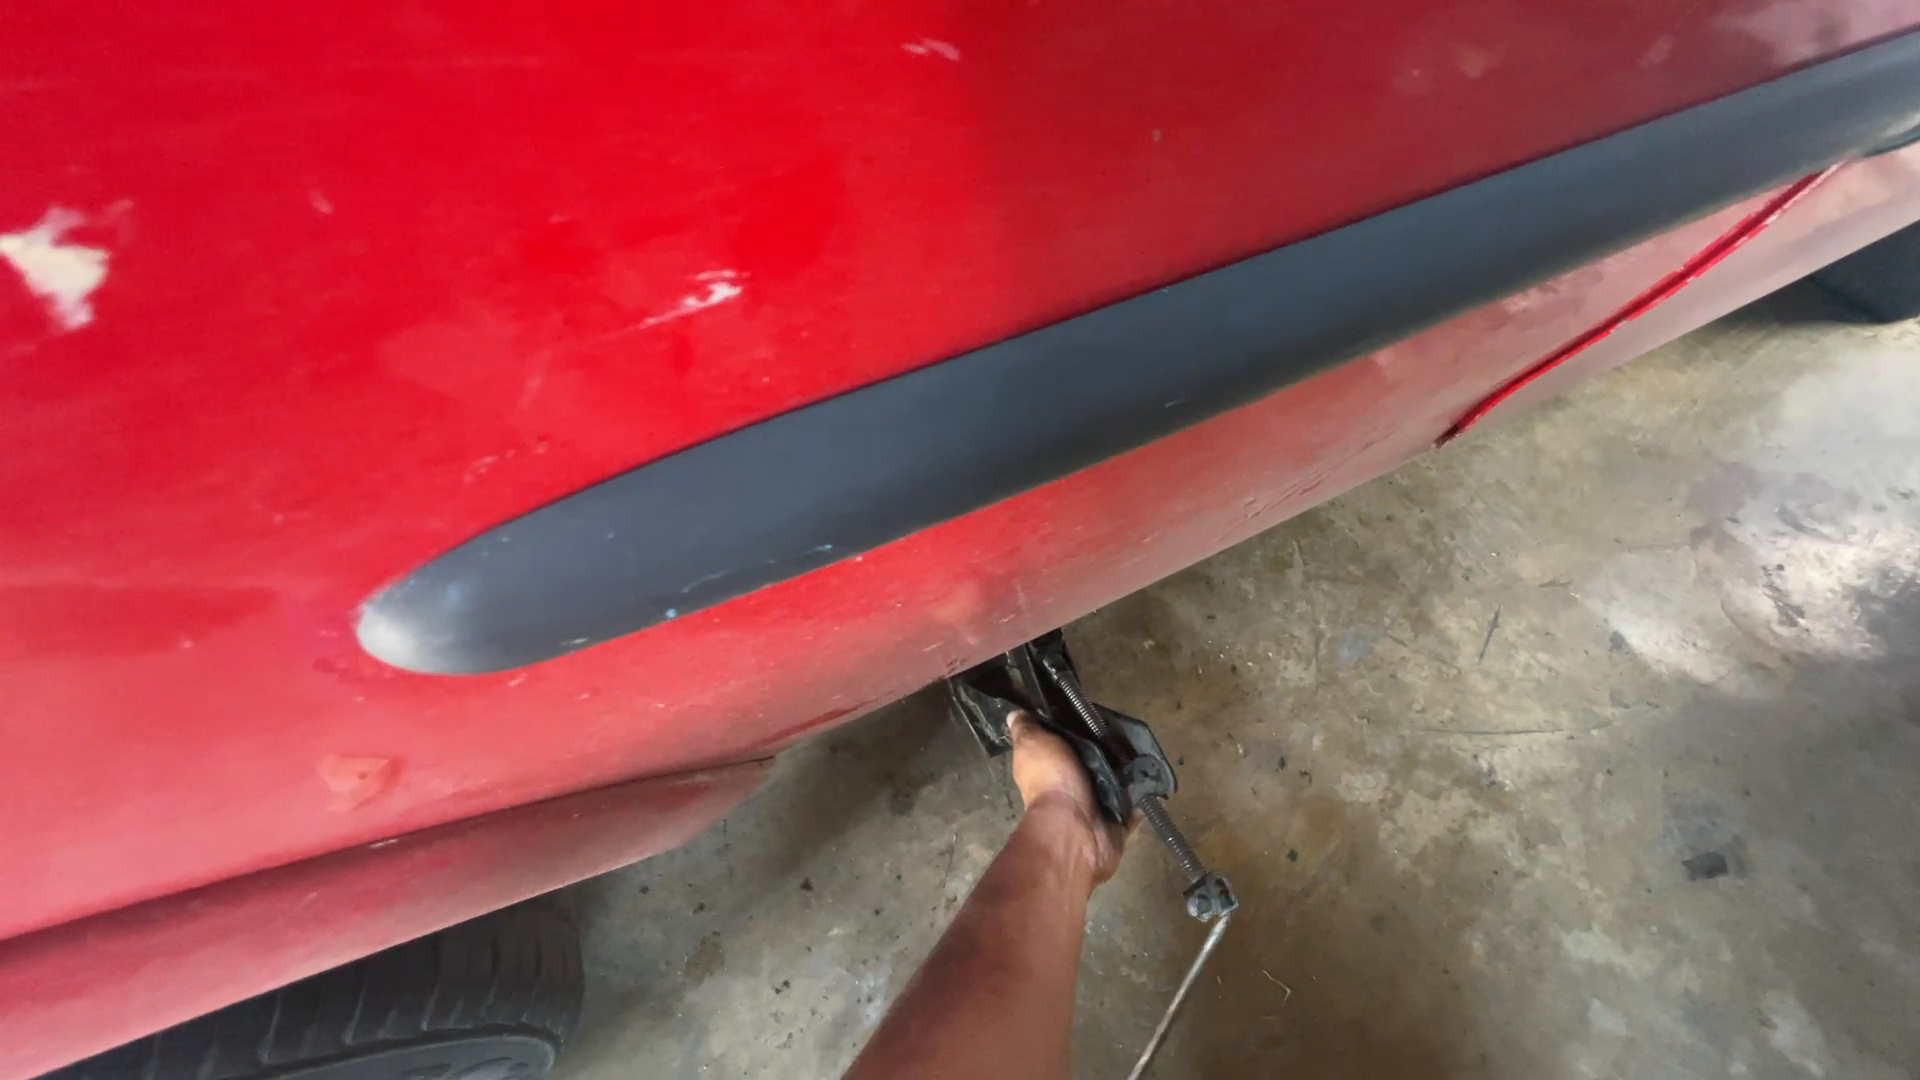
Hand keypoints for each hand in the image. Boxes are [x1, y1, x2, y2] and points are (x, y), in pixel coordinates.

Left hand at [1008, 712, 1133, 886]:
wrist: (1074, 825)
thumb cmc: (1051, 779)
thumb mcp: (1032, 743)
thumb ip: (1027, 728)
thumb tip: (1015, 713)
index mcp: (1049, 764)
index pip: (1063, 741)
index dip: (1075, 725)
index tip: (1092, 709)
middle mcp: (1071, 783)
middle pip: (1094, 759)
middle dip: (1108, 746)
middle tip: (1127, 728)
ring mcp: (1095, 803)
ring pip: (1116, 779)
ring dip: (1128, 767)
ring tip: (1144, 747)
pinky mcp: (1117, 819)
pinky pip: (1134, 802)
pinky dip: (1142, 793)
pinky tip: (1152, 773)